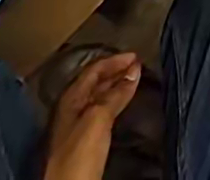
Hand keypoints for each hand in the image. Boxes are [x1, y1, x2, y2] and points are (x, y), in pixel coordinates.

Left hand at [41, 52, 141, 179]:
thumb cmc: (80, 153)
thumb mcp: (98, 118)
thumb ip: (115, 94)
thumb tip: (134, 70)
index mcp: (71, 97)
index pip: (94, 69)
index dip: (115, 61)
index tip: (136, 56)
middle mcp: (72, 108)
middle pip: (96, 82)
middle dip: (117, 72)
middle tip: (138, 67)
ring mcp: (76, 126)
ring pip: (99, 97)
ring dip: (116, 87)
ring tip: (134, 82)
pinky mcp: (83, 143)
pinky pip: (101, 112)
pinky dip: (114, 103)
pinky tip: (122, 107)